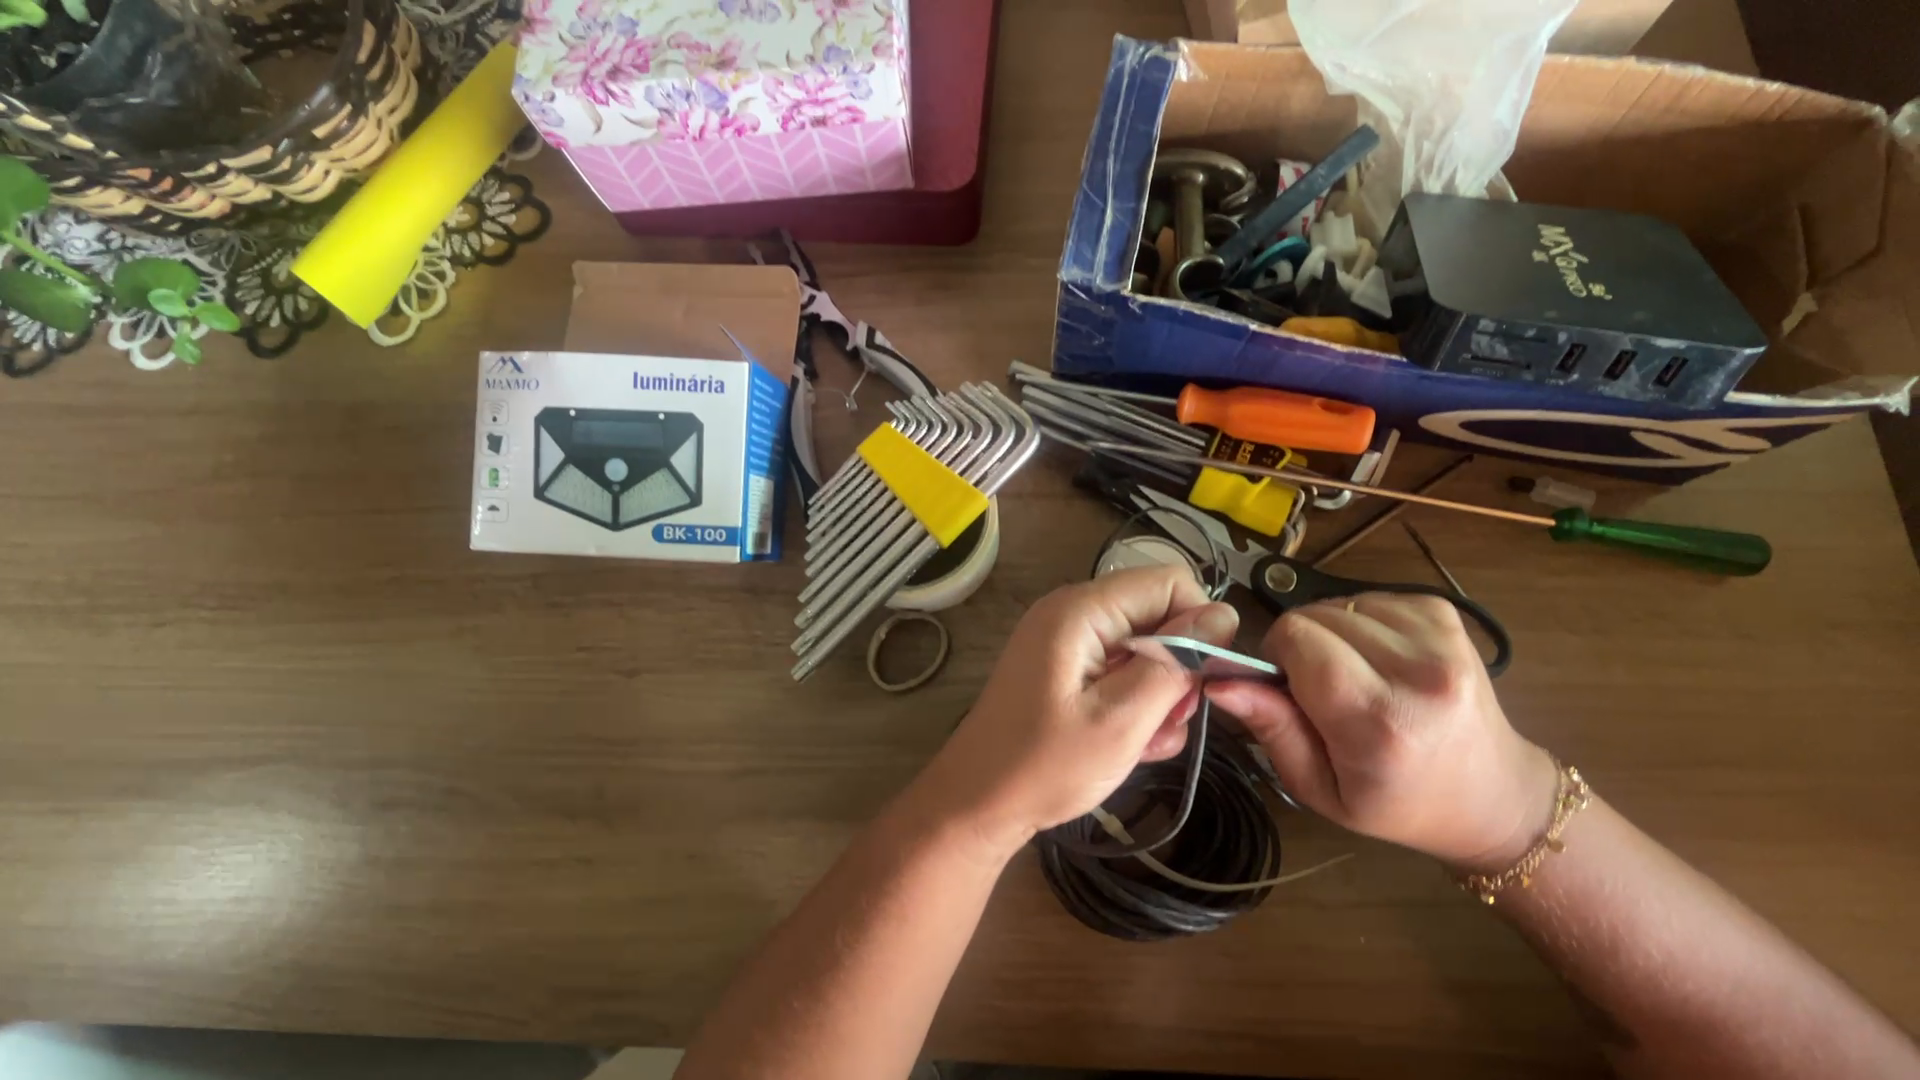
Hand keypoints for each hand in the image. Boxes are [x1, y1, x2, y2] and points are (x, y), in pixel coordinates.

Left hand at [917, 566, 1238, 858]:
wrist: (978, 804)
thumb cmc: (1045, 766)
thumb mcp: (1122, 719)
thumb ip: (1174, 662)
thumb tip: (1225, 614)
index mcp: (1081, 609)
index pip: (1171, 581)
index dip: (1198, 625)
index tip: (1201, 681)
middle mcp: (1075, 613)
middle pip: (1159, 615)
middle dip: (1177, 669)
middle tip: (1166, 721)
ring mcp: (1069, 642)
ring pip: (1146, 649)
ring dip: (1159, 696)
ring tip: (1144, 741)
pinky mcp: (1067, 670)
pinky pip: (1121, 671)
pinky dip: (1135, 705)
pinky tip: (1128, 745)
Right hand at [1206, 595, 1556, 869]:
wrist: (1493, 796)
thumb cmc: (1395, 802)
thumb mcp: (1319, 787)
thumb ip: (1270, 728)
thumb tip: (1218, 680)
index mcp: (1380, 718)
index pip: (1296, 638)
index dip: (1275, 655)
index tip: (1286, 687)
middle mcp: (1417, 669)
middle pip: (1314, 615)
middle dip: (1300, 644)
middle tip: (1318, 688)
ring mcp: (1440, 638)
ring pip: (1339, 602)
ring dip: (1331, 633)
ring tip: (1353, 674)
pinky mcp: (1448, 616)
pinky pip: (1371, 597)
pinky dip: (1360, 622)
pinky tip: (1376, 658)